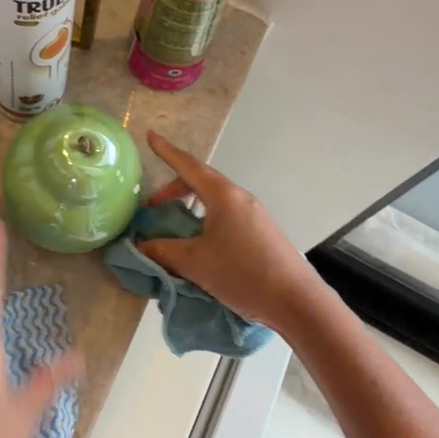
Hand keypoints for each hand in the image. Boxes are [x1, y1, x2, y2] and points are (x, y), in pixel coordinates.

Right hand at [139, 131, 330, 333]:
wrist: (297, 301)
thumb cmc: (243, 273)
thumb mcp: (196, 263)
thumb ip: (164, 251)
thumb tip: (141, 246)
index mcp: (222, 195)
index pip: (188, 165)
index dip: (166, 151)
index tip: (150, 136)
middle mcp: (239, 197)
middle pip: (201, 182)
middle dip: (174, 190)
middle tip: (154, 207)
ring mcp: (254, 214)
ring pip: (215, 201)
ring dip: (191, 207)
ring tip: (176, 228)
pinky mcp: (262, 232)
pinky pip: (227, 215)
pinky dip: (207, 220)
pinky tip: (202, 245)